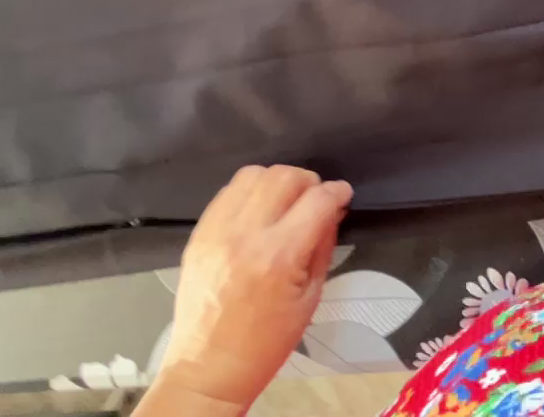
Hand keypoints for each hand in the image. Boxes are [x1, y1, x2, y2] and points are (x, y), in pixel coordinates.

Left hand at [155, 166, 351, 412]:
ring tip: (283, 202)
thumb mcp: (310, 298)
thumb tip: (332, 211)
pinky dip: (249, 191)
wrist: (207, 368)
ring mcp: (218, 230)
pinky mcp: (200, 231)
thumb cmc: (266, 342)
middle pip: (285, 176)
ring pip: (254, 174)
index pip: (318, 200)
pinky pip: (228, 190)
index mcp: (279, 257)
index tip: (343, 194)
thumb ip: (323, 246)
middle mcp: (246, 235)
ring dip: (277, 181)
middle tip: (313, 200)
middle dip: (308, 182)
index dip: (338, 191)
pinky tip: (257, 211)